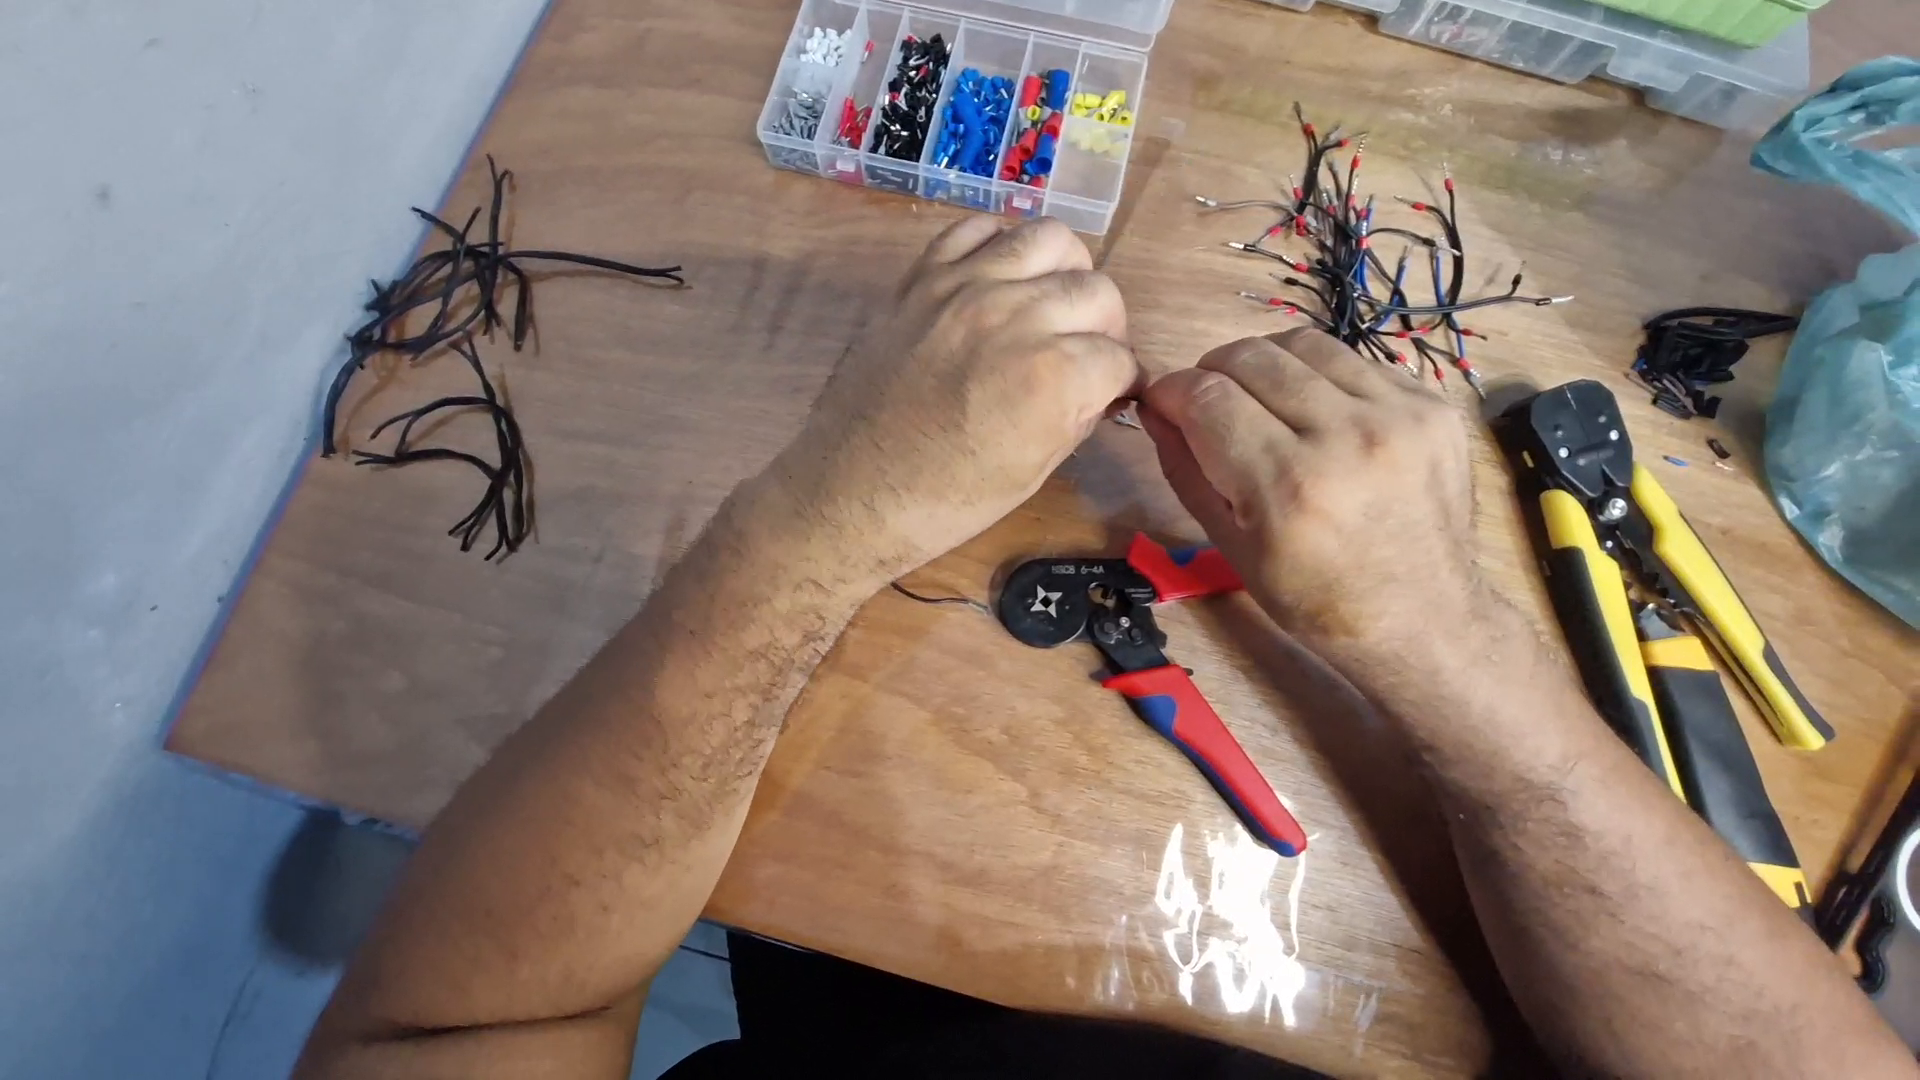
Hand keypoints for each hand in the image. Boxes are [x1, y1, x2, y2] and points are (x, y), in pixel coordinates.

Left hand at [766, 217, 1140, 581]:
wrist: (853, 491)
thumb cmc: (946, 500)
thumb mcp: (1033, 472)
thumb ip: (1079, 413)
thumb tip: (1102, 382)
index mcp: (1053, 377)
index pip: (1119, 357)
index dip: (1122, 380)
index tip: (1113, 391)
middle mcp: (1016, 316)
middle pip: (1097, 291)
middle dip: (1105, 329)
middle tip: (1086, 354)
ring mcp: (964, 288)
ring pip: (1049, 239)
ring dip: (1066, 273)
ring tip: (1051, 305)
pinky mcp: (922, 279)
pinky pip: (978, 229)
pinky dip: (1002, 246)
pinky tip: (1002, 279)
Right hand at [1140, 328, 1481, 666]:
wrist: (1421, 616)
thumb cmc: (1311, 597)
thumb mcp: (1230, 545)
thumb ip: (1186, 469)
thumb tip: (1155, 410)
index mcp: (1286, 485)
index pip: (1207, 397)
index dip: (1170, 391)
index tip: (1161, 403)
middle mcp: (1344, 437)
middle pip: (1249, 357)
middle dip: (1209, 372)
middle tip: (1205, 403)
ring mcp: (1397, 414)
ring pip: (1300, 343)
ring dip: (1260, 363)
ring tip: (1255, 398)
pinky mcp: (1431, 404)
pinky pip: (1351, 359)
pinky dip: (1314, 374)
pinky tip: (1311, 410)